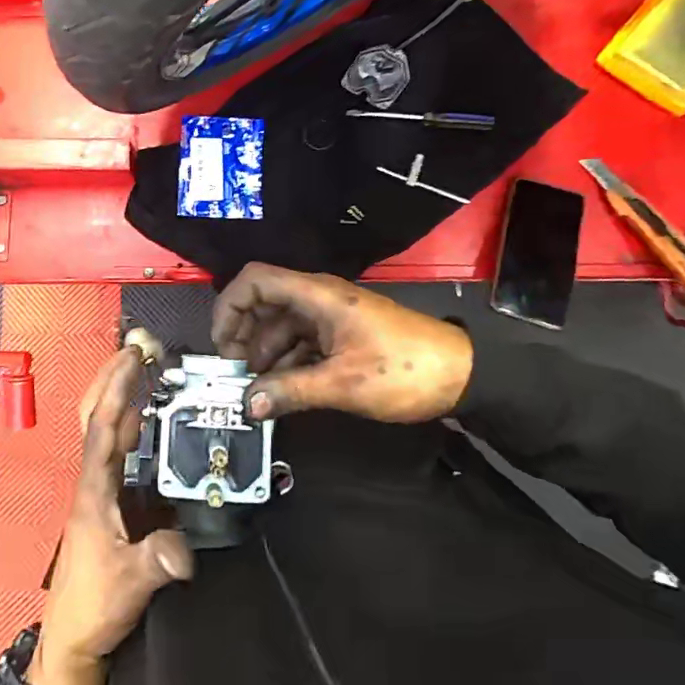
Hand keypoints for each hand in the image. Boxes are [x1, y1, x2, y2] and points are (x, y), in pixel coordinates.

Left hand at [27, 347, 194, 684]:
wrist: (72, 639)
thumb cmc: (91, 608)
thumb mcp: (127, 586)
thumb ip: (156, 563)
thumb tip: (184, 547)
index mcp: (93, 490)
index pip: (105, 429)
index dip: (118, 391)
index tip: (132, 359)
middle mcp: (93, 482)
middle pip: (96, 418)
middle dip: (110, 380)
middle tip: (134, 351)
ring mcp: (99, 491)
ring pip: (105, 431)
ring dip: (119, 397)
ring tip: (139, 372)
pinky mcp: (109, 503)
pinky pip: (118, 451)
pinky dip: (129, 425)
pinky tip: (144, 421)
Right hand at [212, 263, 473, 422]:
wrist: (462, 374)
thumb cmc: (402, 370)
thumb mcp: (343, 384)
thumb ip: (291, 391)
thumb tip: (247, 404)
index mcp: (317, 295)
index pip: (256, 280)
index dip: (230, 307)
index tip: (222, 346)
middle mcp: (318, 299)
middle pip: (263, 305)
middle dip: (243, 337)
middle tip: (236, 375)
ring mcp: (330, 318)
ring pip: (281, 328)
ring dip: (265, 356)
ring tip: (258, 392)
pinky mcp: (341, 337)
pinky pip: (301, 344)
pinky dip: (287, 363)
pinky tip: (282, 392)